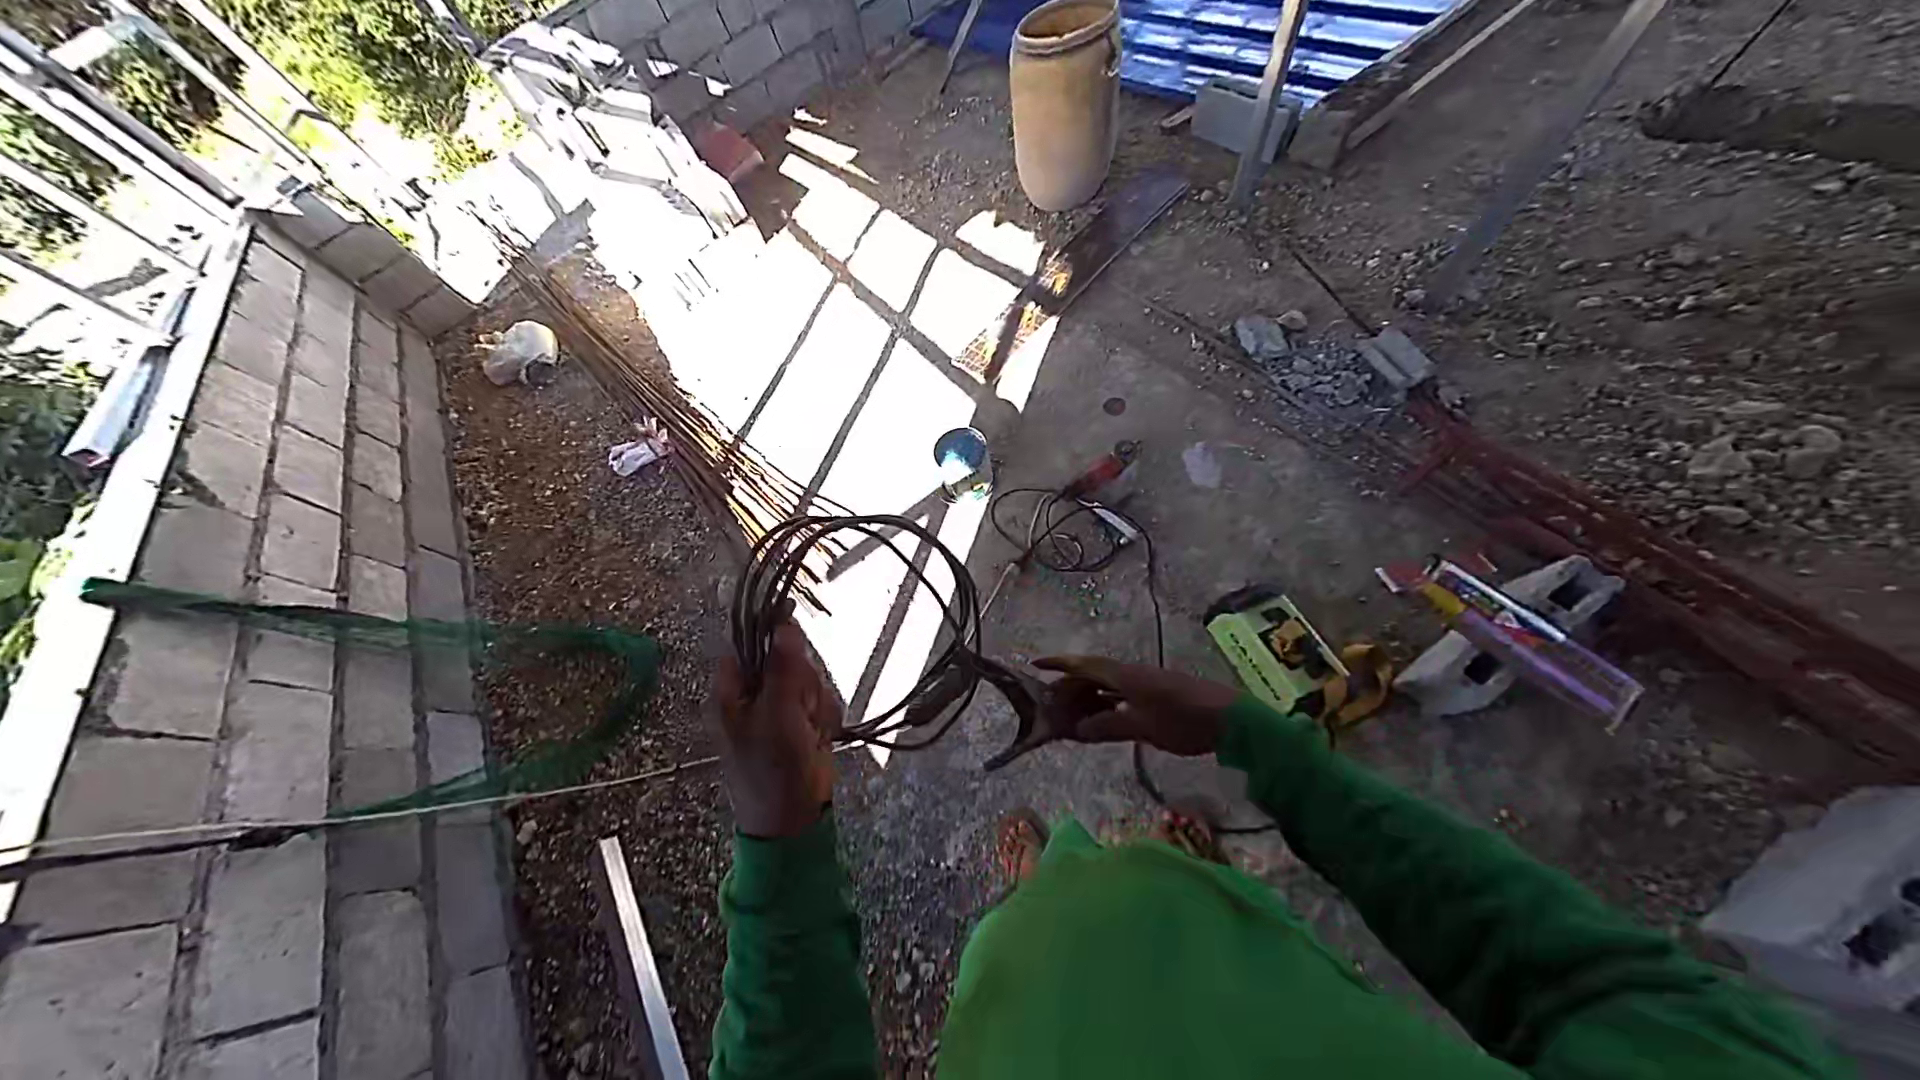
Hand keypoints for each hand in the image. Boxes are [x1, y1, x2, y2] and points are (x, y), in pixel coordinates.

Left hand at [716, 622, 840, 836]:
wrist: (793, 819)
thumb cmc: (771, 770)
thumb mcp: (777, 716)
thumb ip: (783, 669)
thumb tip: (785, 624)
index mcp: (734, 689)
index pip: (751, 642)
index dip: (773, 634)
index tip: (795, 635)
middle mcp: (756, 692)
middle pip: (788, 658)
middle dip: (803, 681)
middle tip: (799, 708)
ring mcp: (781, 707)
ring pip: (810, 678)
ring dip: (816, 703)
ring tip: (807, 731)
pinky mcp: (803, 721)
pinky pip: (822, 700)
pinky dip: (825, 717)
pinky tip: (818, 737)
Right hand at [1032, 655, 1237, 756]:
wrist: (1229, 719)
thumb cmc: (1182, 718)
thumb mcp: (1142, 725)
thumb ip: (1108, 726)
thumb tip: (1077, 729)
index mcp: (1124, 675)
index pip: (1083, 665)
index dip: (1059, 664)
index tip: (1035, 665)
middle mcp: (1130, 675)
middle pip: (1092, 676)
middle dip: (1069, 687)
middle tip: (1050, 704)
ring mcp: (1144, 684)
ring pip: (1106, 686)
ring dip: (1087, 697)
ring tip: (1070, 714)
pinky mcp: (1155, 696)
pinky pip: (1120, 696)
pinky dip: (1105, 704)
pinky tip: (1101, 717)